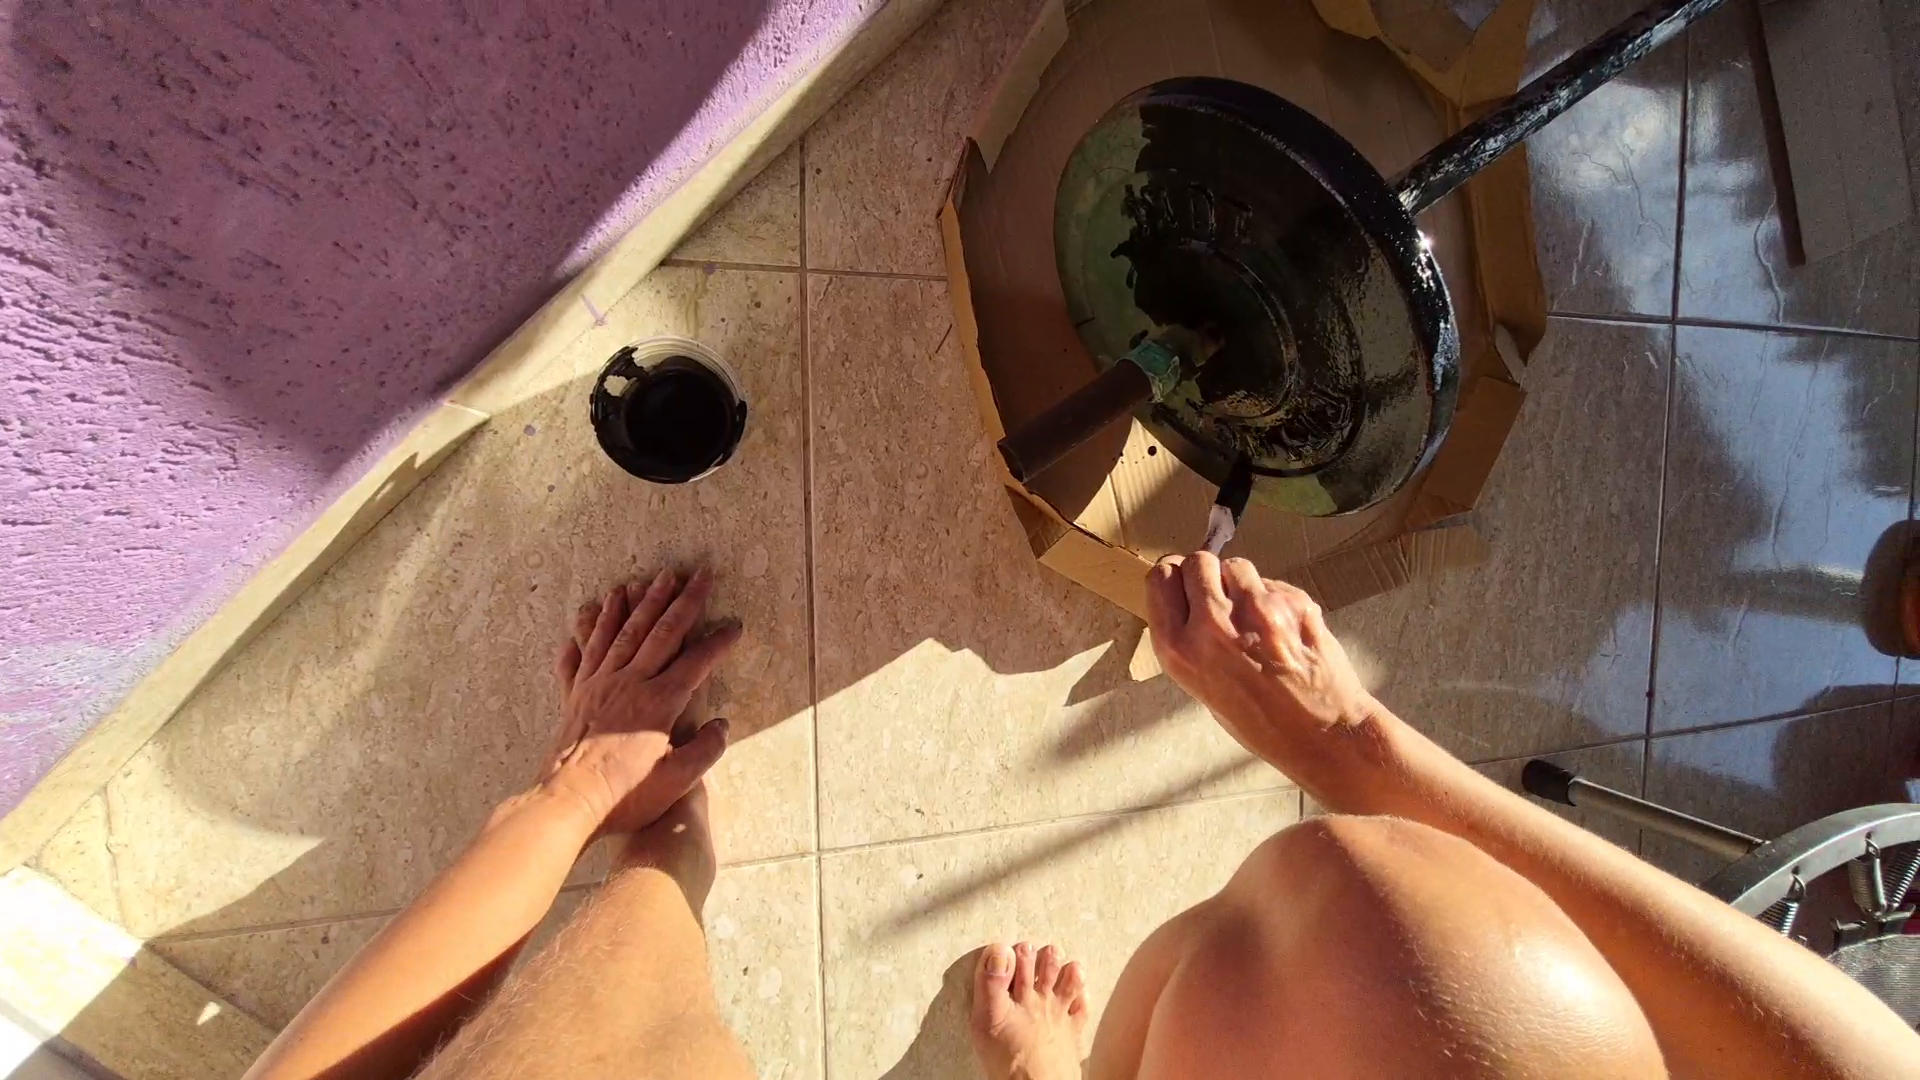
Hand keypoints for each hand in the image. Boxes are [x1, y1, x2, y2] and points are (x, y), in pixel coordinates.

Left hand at [539, 567, 741, 836]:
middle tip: (696, 573)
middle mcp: (629, 683)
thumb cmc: (626, 795)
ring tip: (647, 579)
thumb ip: (706, 749)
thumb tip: (722, 724)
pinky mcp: (574, 695)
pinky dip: (587, 630)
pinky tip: (588, 613)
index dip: (718, 641)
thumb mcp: (678, 780)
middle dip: (682, 600)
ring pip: (622, 633)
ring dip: (638, 603)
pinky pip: (582, 654)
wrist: (565, 803)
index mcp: (659, 702)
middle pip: (660, 631)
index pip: (696, 661)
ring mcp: (598, 685)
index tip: (734, 624)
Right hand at [1146, 552, 1378, 774]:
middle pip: (1195, 562)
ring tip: (1252, 613)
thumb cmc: (1259, 722)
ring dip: (1239, 582)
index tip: (1180, 581)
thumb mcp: (1199, 686)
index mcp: (1179, 650)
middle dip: (1205, 573)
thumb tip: (1188, 600)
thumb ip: (1188, 640)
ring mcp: (1254, 609)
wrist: (1323, 735)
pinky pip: (1270, 583)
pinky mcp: (1291, 603)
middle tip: (1217, 594)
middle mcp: (1211, 624)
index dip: (1172, 576)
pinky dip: (1272, 597)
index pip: (1160, 579)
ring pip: (1235, 566)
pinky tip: (1280, 626)